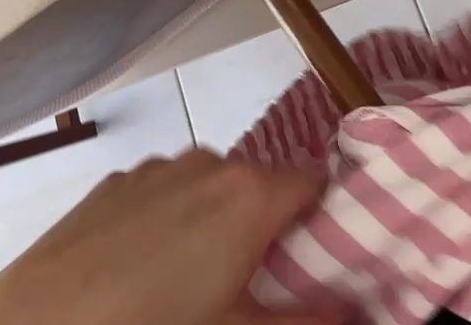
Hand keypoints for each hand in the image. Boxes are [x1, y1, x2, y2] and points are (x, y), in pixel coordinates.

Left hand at [0, 150, 336, 324]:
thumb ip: (305, 321)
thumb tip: (353, 313)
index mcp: (249, 194)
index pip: (313, 181)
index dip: (322, 215)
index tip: (317, 253)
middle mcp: (209, 161)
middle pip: (260, 185)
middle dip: (263, 226)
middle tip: (250, 281)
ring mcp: (158, 166)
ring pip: (210, 186)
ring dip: (214, 220)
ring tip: (187, 280)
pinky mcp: (117, 179)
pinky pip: (164, 191)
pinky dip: (168, 218)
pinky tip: (140, 267)